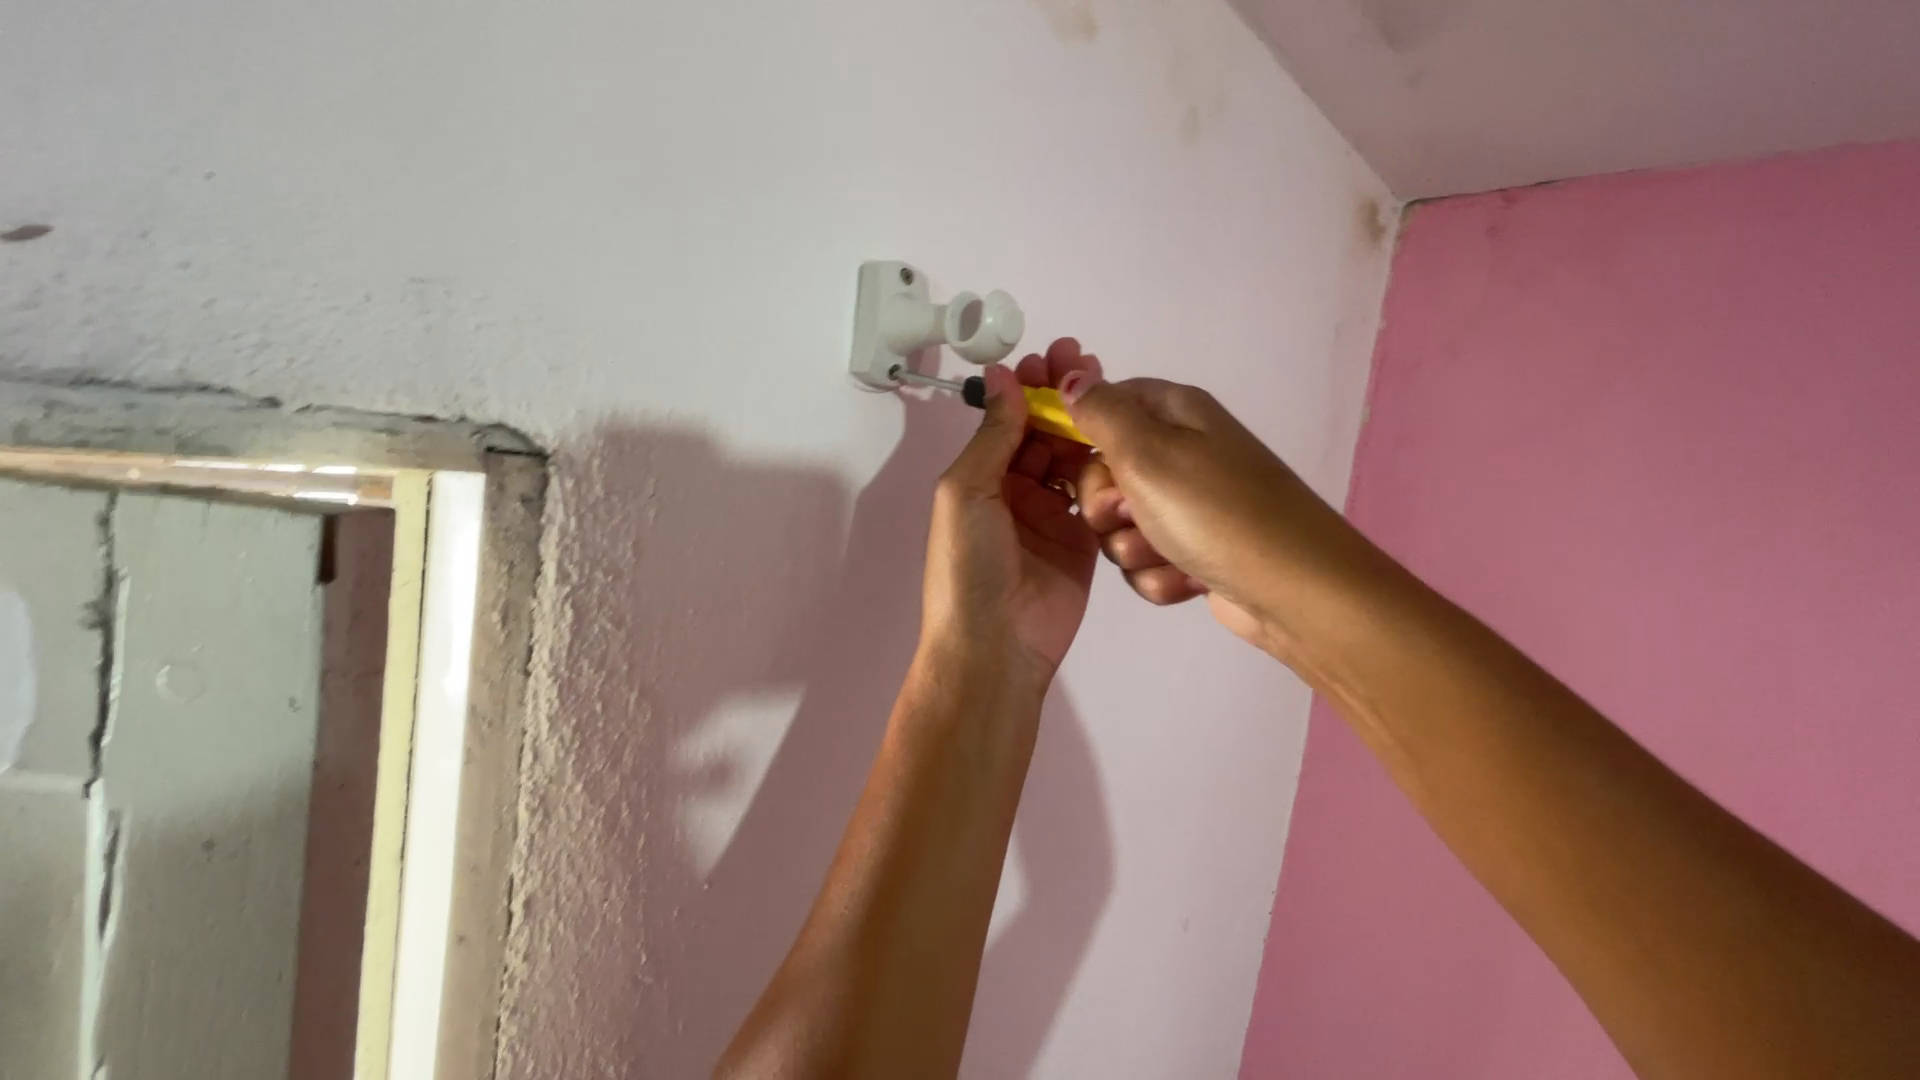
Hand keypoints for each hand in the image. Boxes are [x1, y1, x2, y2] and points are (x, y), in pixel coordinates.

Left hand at [920, 340, 1102, 681]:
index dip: (1031, 388)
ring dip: (1089, 429)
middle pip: (1046, 435)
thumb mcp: (967, 491)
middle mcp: (1015, 493)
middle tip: (1090, 363)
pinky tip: (1126, 443)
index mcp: (980, 478)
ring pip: (1075, 461)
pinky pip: (1099, 498)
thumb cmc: (968, 566)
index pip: (1010, 421)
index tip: (1054, 356)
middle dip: (1064, 400)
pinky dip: (1110, 471)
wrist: (995, 647)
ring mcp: (1051, 518)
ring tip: (1112, 397)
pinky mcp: (1084, 544)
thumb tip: (1002, 375)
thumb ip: (994, 435)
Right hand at [1063, 375, 1376, 661]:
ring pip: (1120, 526)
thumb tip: (1072, 378)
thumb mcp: (1148, 451)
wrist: (1294, 589)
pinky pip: (1146, 560)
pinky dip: (1160, 575)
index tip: (1076, 467)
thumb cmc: (1215, 510)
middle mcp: (1181, 452)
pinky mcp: (1194, 550)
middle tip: (1129, 514)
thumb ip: (1101, 412)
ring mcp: (1189, 504)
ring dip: (1133, 548)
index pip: (1103, 406)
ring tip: (1170, 554)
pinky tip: (1189, 580)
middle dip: (1105, 507)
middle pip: (1103, 475)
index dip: (1081, 438)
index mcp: (1173, 412)